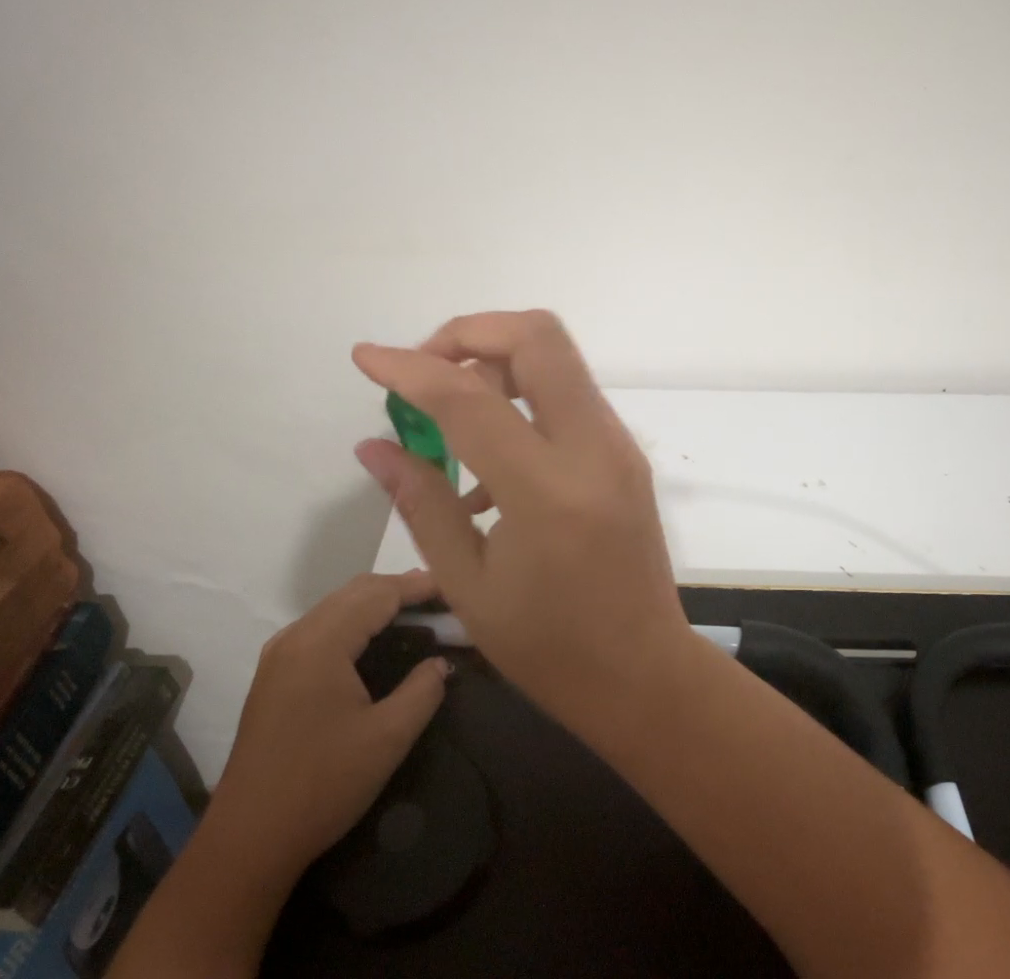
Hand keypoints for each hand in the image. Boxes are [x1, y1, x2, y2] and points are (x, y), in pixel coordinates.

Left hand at [207, 571, 451, 875]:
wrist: (251, 837)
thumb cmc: (323, 783)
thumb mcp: (388, 737)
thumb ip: (423, 690)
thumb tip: (440, 663)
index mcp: (321, 644)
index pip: (377, 594)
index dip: (418, 586)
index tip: (456, 586)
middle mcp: (295, 638)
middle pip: (353, 593)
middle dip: (398, 589)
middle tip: (442, 601)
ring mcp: (279, 657)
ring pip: (334, 609)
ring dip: (375, 605)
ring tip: (417, 616)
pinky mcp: (274, 678)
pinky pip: (321, 630)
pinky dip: (354, 623)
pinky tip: (376, 643)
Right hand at [351, 310, 688, 708]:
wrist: (644, 675)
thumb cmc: (550, 648)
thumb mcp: (469, 585)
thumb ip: (422, 503)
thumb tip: (375, 445)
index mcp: (547, 490)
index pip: (470, 397)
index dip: (410, 369)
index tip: (366, 358)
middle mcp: (594, 450)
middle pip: (537, 337)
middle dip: (469, 334)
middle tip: (424, 373)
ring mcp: (619, 448)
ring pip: (559, 359)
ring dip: (498, 364)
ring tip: (449, 421)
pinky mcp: (627, 456)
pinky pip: (571, 398)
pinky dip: (525, 400)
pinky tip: (489, 464)